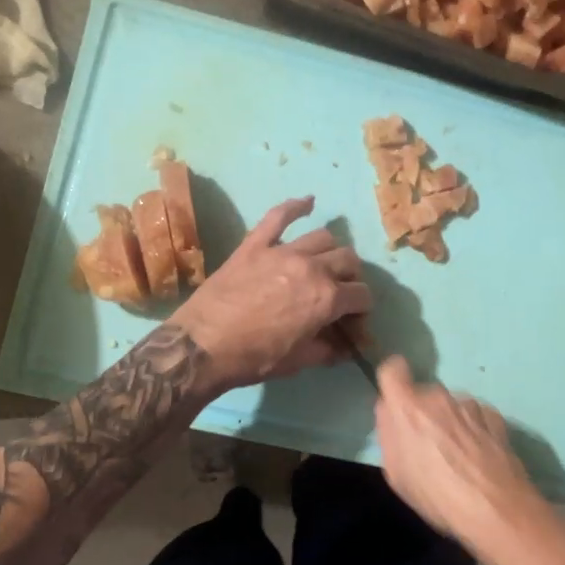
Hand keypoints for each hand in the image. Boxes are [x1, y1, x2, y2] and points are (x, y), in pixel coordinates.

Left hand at [168, 197, 372, 391]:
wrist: (203, 346)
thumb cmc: (255, 358)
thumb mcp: (300, 361)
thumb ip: (329, 350)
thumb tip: (345, 347)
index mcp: (327, 298)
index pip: (362, 295)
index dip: (362, 310)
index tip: (352, 320)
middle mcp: (312, 267)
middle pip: (348, 260)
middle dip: (351, 278)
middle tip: (340, 293)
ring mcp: (282, 251)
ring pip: (322, 237)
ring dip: (331, 251)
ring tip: (324, 263)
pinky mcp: (255, 244)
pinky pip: (279, 216)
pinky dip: (296, 206)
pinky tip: (309, 202)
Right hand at [373, 356, 543, 543]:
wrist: (496, 509)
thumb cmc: (436, 495)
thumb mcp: (396, 474)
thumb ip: (389, 435)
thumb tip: (392, 415)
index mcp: (407, 408)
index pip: (392, 369)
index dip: (393, 380)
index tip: (397, 400)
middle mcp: (439, 396)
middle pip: (423, 394)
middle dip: (423, 413)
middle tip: (428, 445)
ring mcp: (470, 404)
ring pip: (451, 405)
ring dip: (450, 421)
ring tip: (459, 456)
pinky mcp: (495, 415)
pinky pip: (475, 415)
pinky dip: (474, 429)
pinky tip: (479, 456)